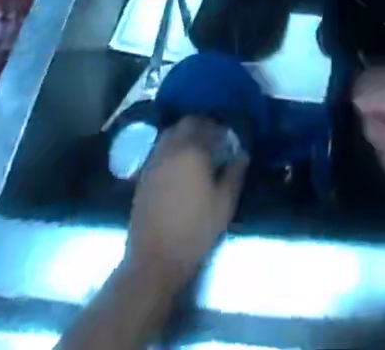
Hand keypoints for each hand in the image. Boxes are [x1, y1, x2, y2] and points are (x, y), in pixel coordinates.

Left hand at [124, 119, 247, 284]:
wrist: (154, 261)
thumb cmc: (195, 230)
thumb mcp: (225, 203)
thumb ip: (235, 173)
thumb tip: (242, 153)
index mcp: (192, 151)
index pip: (206, 125)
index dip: (220, 128)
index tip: (230, 137)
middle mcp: (170, 150)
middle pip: (185, 124)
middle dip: (201, 126)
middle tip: (215, 139)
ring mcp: (153, 162)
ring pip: (169, 135)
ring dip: (184, 135)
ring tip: (198, 152)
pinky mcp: (143, 177)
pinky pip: (159, 151)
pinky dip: (171, 149)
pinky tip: (180, 167)